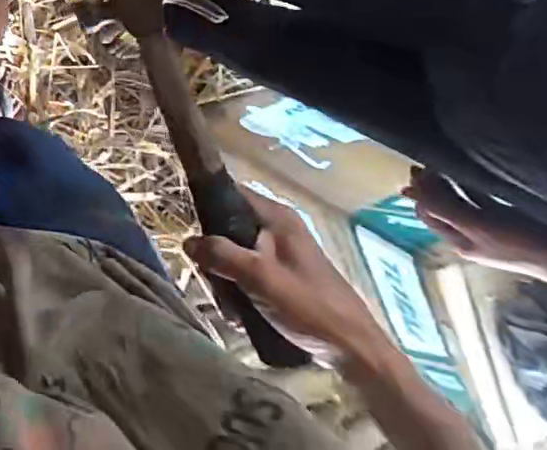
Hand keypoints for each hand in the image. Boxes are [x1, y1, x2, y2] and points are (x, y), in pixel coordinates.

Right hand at [184, 188, 390, 361]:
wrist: (359, 354)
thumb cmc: (310, 307)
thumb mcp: (259, 277)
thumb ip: (219, 253)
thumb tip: (187, 242)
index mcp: (276, 217)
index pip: (227, 191)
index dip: (203, 202)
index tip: (188, 225)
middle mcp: (277, 227)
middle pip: (225, 225)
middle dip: (213, 252)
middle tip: (213, 275)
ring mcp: (281, 252)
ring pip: (233, 250)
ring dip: (225, 275)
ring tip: (230, 302)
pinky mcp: (283, 274)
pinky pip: (246, 270)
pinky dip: (239, 287)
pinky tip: (241, 310)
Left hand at [404, 168, 546, 282]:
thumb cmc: (534, 246)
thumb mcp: (482, 227)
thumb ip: (444, 208)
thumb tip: (412, 192)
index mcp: (461, 242)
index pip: (426, 211)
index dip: (420, 190)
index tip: (421, 168)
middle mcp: (473, 239)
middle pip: (441, 207)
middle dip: (430, 186)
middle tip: (425, 163)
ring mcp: (496, 234)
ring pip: (462, 205)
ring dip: (448, 186)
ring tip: (441, 166)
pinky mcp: (519, 228)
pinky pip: (485, 204)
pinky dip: (472, 189)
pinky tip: (472, 176)